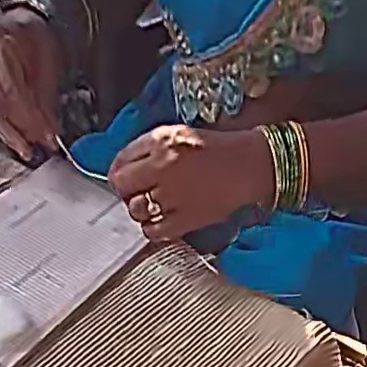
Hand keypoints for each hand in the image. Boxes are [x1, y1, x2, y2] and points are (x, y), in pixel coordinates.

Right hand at [0, 9, 64, 157]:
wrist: (27, 25)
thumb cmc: (39, 42)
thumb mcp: (49, 66)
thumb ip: (47, 100)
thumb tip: (50, 133)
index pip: (14, 90)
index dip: (32, 119)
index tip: (48, 139)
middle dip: (20, 129)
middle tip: (36, 149)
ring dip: (4, 131)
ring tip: (22, 150)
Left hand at [108, 125, 273, 241]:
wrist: (246, 167)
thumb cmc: (215, 151)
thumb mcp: (177, 135)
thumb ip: (148, 148)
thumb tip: (126, 168)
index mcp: (160, 143)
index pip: (120, 163)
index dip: (121, 173)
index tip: (127, 180)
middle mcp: (164, 168)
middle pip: (124, 187)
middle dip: (128, 192)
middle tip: (140, 193)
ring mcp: (175, 196)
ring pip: (137, 211)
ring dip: (141, 211)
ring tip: (153, 208)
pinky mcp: (188, 219)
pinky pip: (156, 232)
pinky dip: (153, 230)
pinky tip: (161, 223)